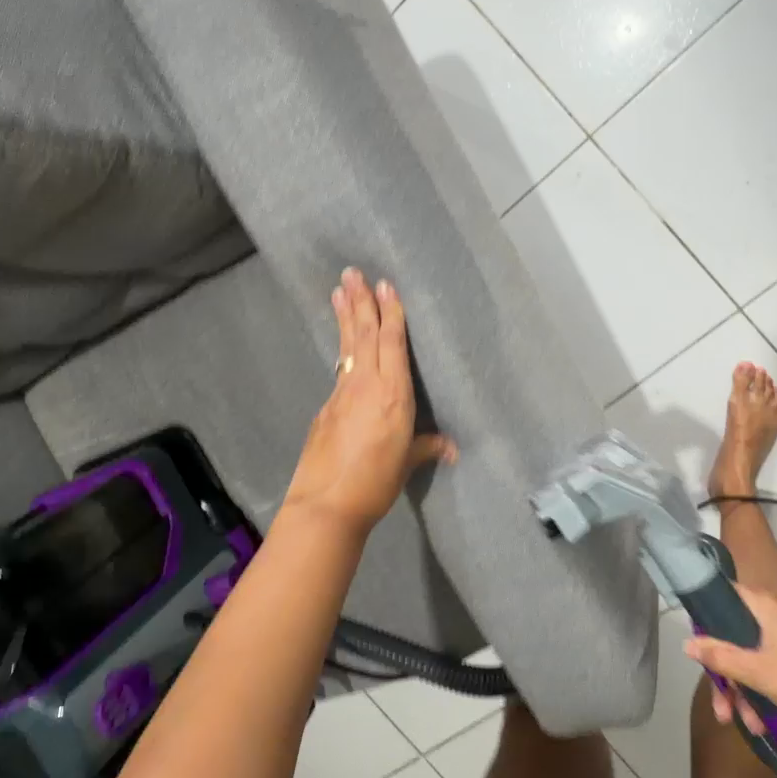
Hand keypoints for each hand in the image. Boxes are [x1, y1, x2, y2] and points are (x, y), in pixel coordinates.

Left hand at [282, 268, 456, 531]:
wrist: (327, 504)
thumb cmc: (377, 483)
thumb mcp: (407, 463)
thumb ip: (426, 447)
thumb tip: (451, 447)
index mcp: (394, 394)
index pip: (393, 343)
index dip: (390, 312)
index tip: (385, 285)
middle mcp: (367, 385)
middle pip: (365, 334)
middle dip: (360, 301)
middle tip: (352, 272)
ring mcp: (342, 394)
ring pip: (348, 347)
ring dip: (345, 317)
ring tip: (340, 290)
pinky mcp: (325, 408)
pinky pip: (339, 370)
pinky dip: (342, 350)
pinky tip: (342, 345)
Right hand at [684, 584, 776, 733]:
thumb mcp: (759, 672)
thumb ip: (721, 657)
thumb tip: (687, 643)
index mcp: (762, 607)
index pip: (720, 595)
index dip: (703, 619)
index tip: (698, 650)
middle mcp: (770, 615)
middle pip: (731, 636)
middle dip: (725, 676)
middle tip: (723, 708)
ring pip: (748, 657)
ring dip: (742, 692)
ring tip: (747, 725)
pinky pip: (765, 668)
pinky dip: (759, 691)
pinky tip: (762, 721)